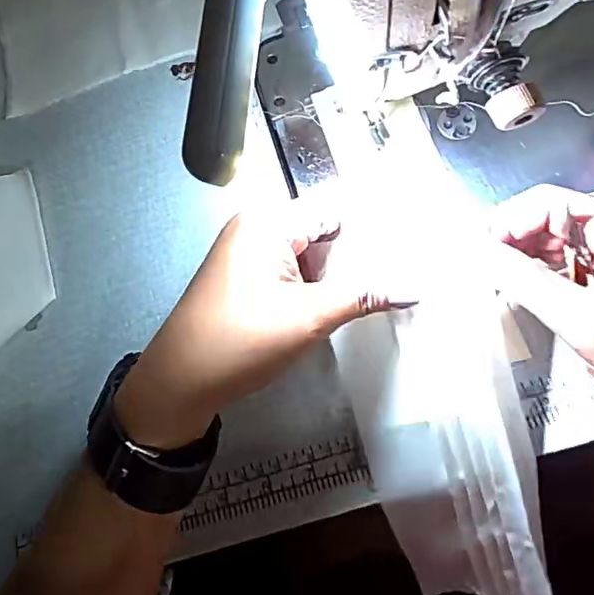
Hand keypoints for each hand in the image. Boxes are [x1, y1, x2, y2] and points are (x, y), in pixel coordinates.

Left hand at [116, 200, 403, 447]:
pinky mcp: (253, 276)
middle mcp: (259, 227)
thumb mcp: (307, 319)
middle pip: (325, 228)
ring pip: (314, 252)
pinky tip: (352, 297)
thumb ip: (362, 296)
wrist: (178, 385)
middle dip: (362, 250)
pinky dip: (322, 283)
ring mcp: (254, 252)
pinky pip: (298, 269)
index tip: (415, 236)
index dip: (374, 223)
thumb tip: (413, 287)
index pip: (334, 209)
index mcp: (267, 222)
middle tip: (409, 265)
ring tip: (390, 282)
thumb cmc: (237, 343)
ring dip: (343, 270)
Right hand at [482, 185, 593, 512]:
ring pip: (566, 249)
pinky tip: (530, 297)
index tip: (477, 251)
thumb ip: (528, 281)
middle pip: (558, 221)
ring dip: (531, 262)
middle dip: (517, 241)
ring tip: (500, 285)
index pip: (552, 202)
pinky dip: (551, 281)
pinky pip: (579, 273)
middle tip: (483, 272)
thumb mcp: (587, 323)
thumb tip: (480, 250)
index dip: (510, 221)